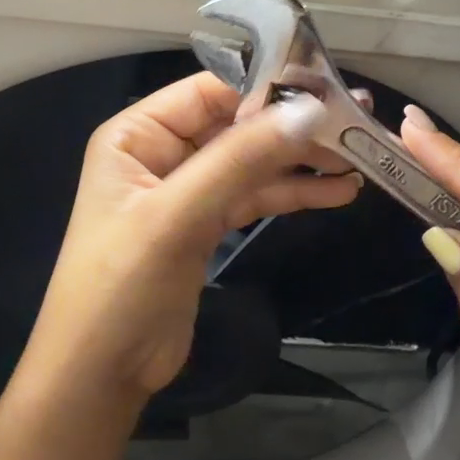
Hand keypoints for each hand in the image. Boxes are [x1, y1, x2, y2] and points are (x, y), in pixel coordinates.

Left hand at [17, 72, 359, 403]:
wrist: (100, 373)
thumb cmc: (122, 285)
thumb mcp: (177, 217)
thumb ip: (239, 161)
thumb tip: (306, 110)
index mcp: (136, 134)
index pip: (208, 92)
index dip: (265, 86)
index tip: (327, 87)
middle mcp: (159, 152)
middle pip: (235, 125)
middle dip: (292, 125)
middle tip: (356, 120)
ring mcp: (184, 190)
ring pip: (250, 162)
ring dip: (300, 161)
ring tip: (359, 156)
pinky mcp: (204, 227)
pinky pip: (253, 197)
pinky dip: (291, 194)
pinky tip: (336, 192)